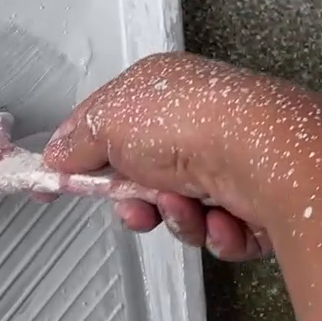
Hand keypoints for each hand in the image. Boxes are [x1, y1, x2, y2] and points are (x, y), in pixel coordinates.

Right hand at [44, 53, 272, 260]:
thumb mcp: (107, 122)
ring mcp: (227, 159)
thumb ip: (75, 140)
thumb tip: (56, 153)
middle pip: (142, 174)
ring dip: (174, 217)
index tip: (55, 179)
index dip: (80, 153)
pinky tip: (219, 218)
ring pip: (178, 208)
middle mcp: (193, 121)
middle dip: (133, 198)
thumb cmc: (191, 120)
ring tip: (185, 207)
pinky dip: (214, 232)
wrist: (266, 156)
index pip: (108, 122)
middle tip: (135, 203)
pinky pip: (218, 231)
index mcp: (158, 88)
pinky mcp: (256, 200)